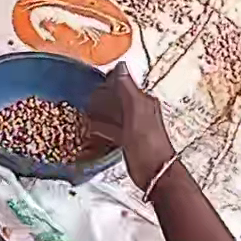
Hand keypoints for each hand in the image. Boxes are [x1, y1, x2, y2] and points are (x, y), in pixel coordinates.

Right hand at [88, 63, 174, 188]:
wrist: (156, 174)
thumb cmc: (148, 145)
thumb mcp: (136, 112)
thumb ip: (127, 89)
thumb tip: (121, 66)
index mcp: (144, 102)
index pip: (124, 84)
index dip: (108, 80)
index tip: (92, 79)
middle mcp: (141, 112)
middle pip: (118, 98)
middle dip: (101, 96)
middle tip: (84, 95)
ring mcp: (135, 127)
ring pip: (115, 114)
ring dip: (100, 111)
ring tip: (84, 110)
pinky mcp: (129, 141)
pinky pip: (113, 129)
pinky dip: (102, 127)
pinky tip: (92, 129)